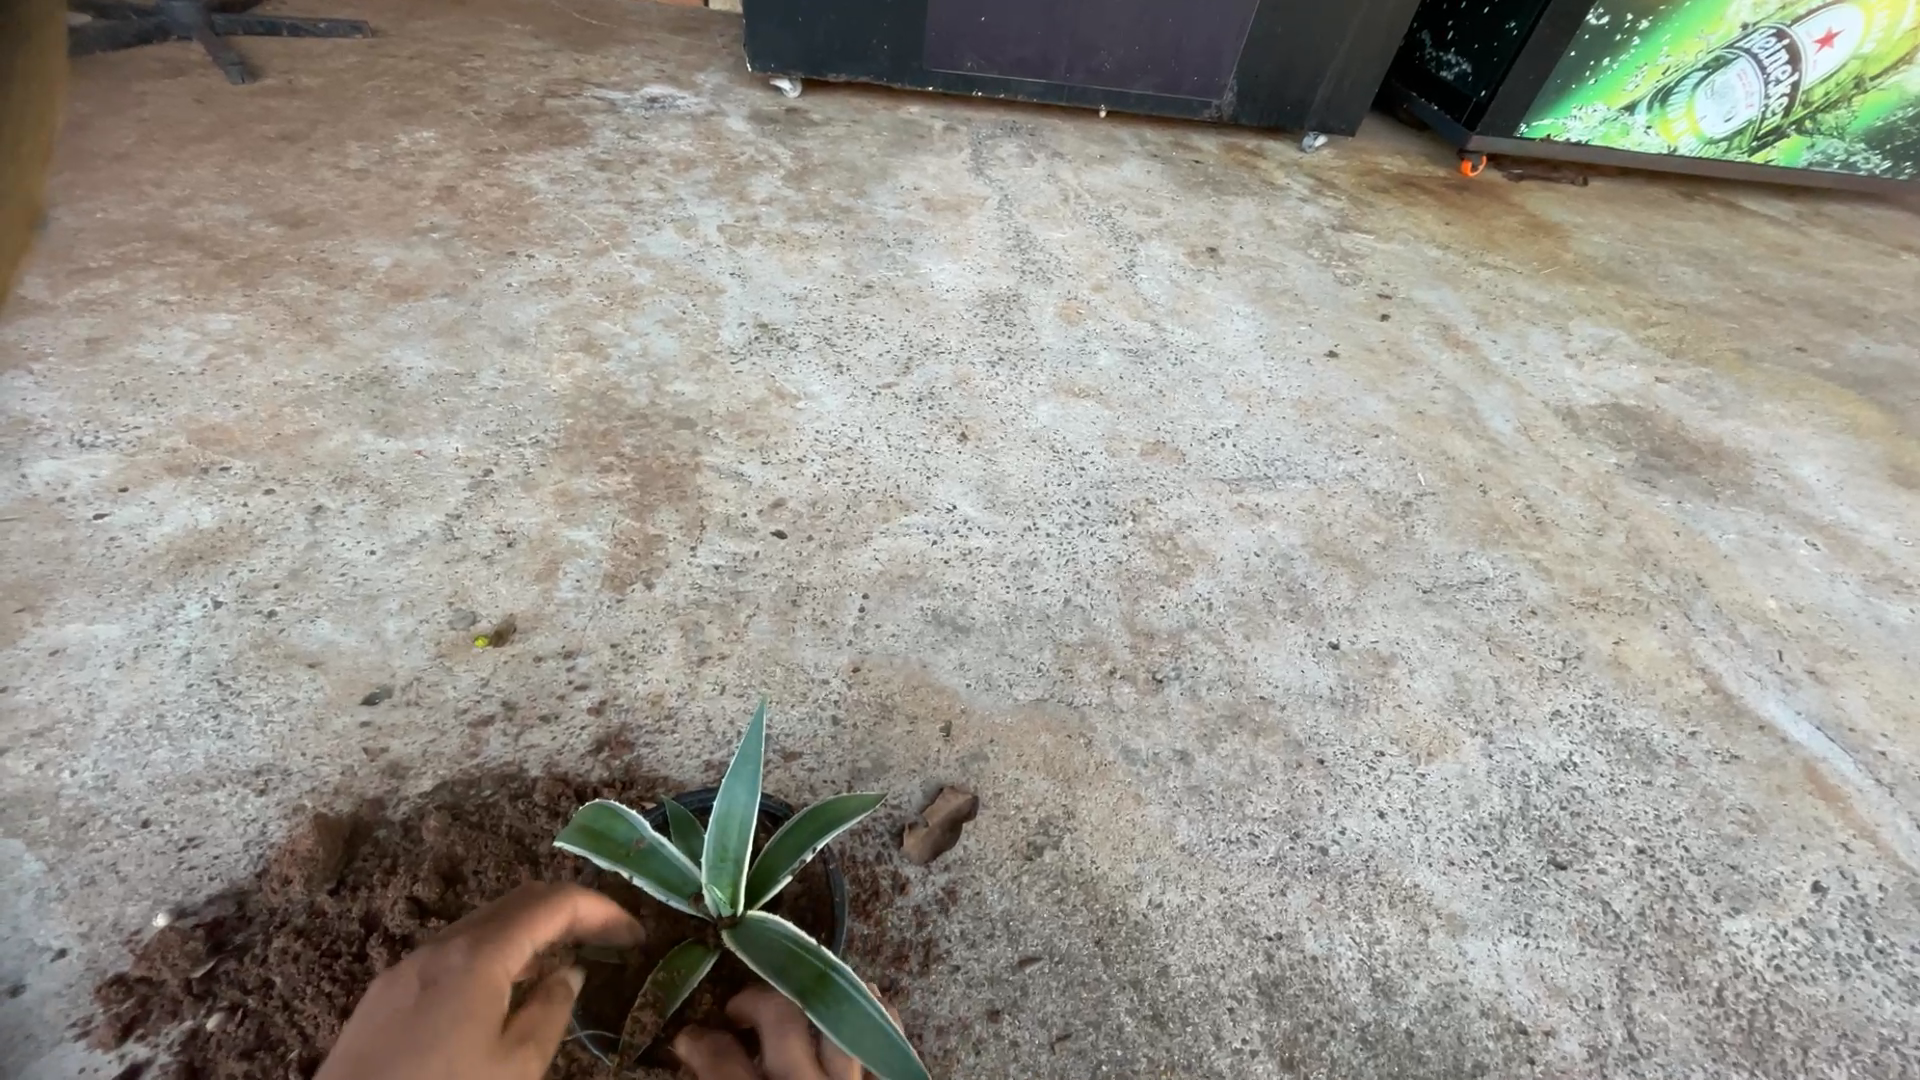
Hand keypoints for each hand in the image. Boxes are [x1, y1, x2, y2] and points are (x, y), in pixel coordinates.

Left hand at [316, 882, 642, 1079]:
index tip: (634, 935)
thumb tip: (570, 973)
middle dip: (572, 909)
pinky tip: (506, 986)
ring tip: (565, 957)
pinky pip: (456, 950)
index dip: (603, 910)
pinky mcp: (385, 995)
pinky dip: (498, 949)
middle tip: (608, 936)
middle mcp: (442, 946)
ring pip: (487, 922)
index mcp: (479, 955)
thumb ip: (552, 1010)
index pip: (557, 903)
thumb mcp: (514, 1069)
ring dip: (534, 928)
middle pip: (521, 900)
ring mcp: (407, 968)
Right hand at [672, 986, 899, 1079]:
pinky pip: (887, 1030)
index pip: (720, 1061)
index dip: (698, 1042)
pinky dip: (871, 1006)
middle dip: (754, 1000)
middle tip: (737, 1009)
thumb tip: (701, 1056)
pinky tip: (854, 996)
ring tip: (793, 996)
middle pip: (781, 1016)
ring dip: (811, 993)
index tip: (688, 1035)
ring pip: (834, 1010)